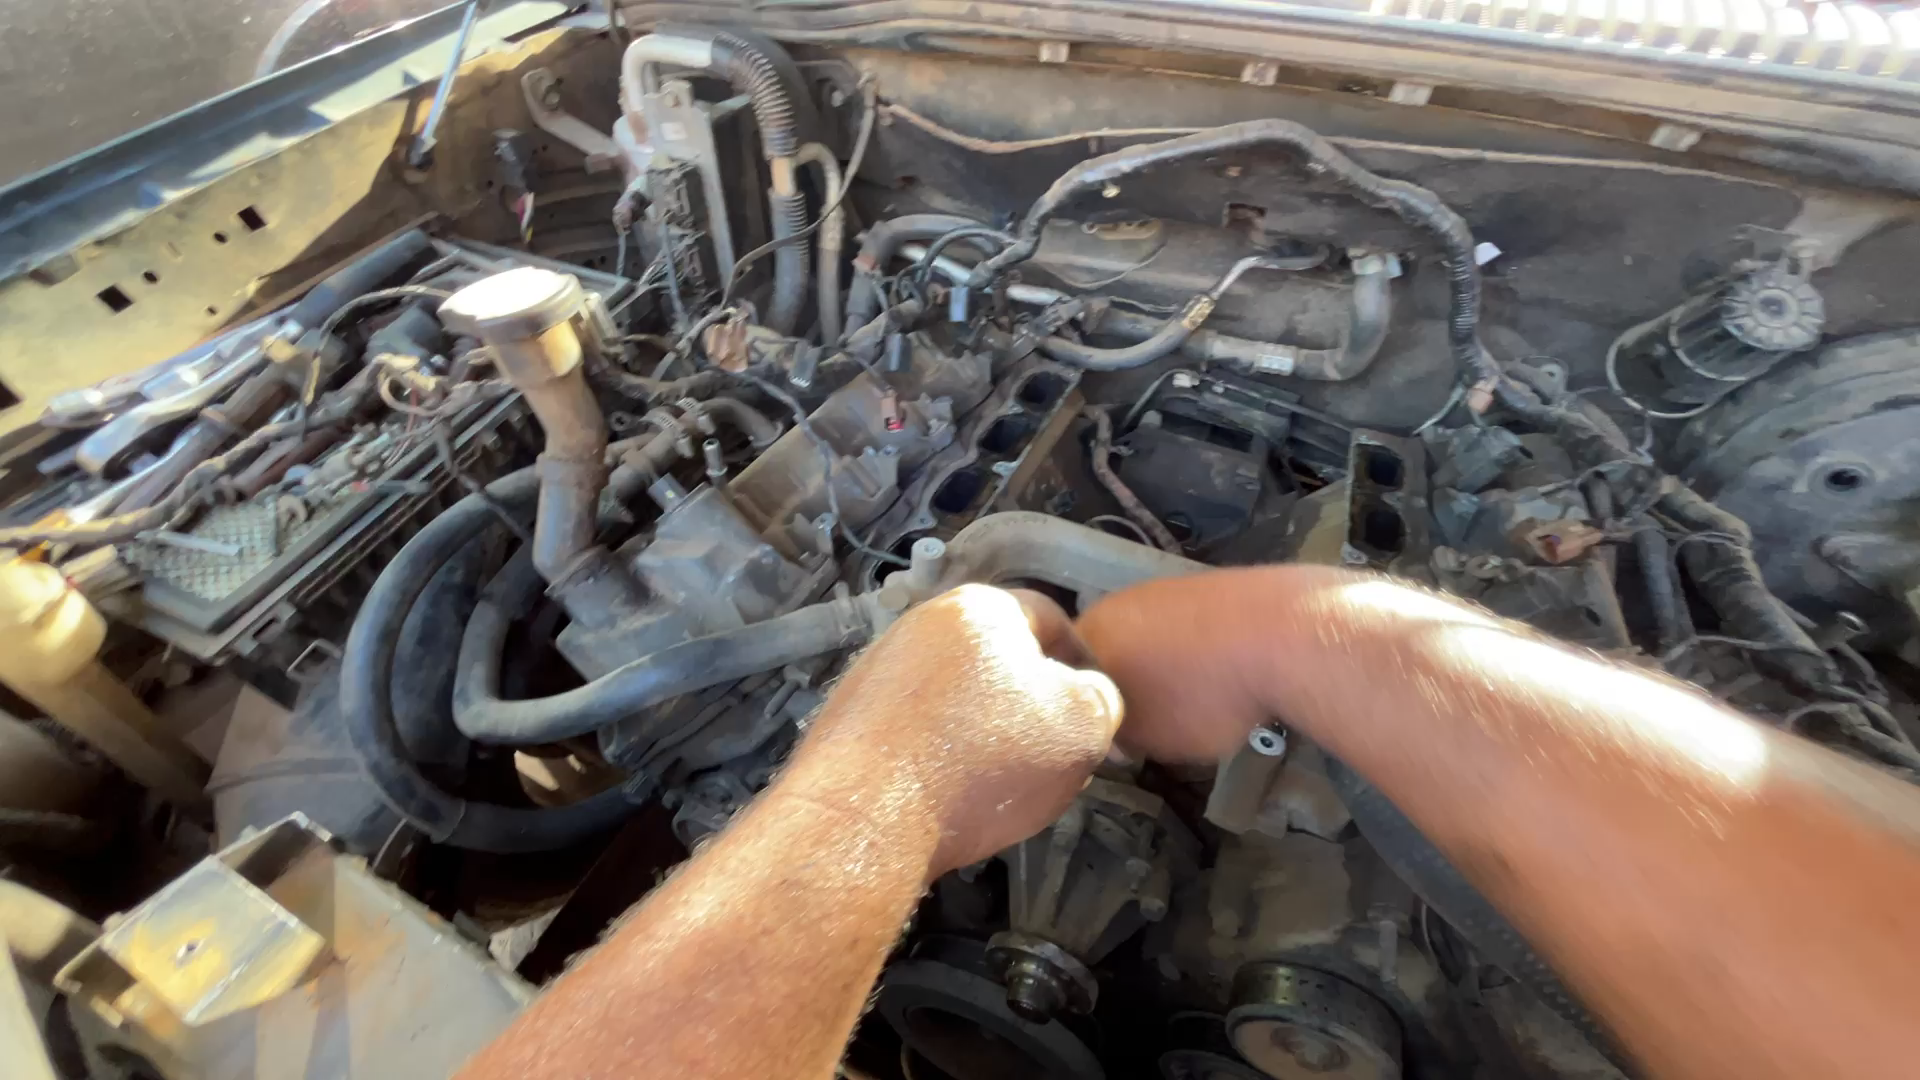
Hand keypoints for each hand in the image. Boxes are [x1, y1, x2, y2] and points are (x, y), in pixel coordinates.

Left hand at [784, 584, 1122, 877]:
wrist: (866, 817)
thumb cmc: (984, 760)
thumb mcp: (1081, 726)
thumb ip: (1101, 697)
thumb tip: (1090, 693)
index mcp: (980, 607)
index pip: (1051, 618)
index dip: (1084, 663)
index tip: (1095, 709)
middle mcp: (923, 621)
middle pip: (998, 655)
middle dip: (1030, 697)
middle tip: (1051, 746)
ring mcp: (879, 664)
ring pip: (955, 689)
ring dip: (983, 723)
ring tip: (998, 775)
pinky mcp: (850, 710)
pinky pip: (915, 721)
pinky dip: (939, 745)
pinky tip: (947, 785)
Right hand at [1076, 567, 1340, 762]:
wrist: (1282, 634)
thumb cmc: (1199, 694)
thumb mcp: (1149, 737)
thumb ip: (1117, 737)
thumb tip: (1113, 736)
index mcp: (1088, 633)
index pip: (1064, 677)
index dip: (1081, 709)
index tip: (1104, 734)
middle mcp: (1114, 604)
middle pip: (1102, 653)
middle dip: (1119, 686)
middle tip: (1144, 722)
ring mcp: (1159, 591)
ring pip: (1142, 639)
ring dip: (1156, 667)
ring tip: (1188, 699)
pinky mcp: (1202, 587)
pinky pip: (1181, 628)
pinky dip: (1191, 651)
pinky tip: (1217, 674)